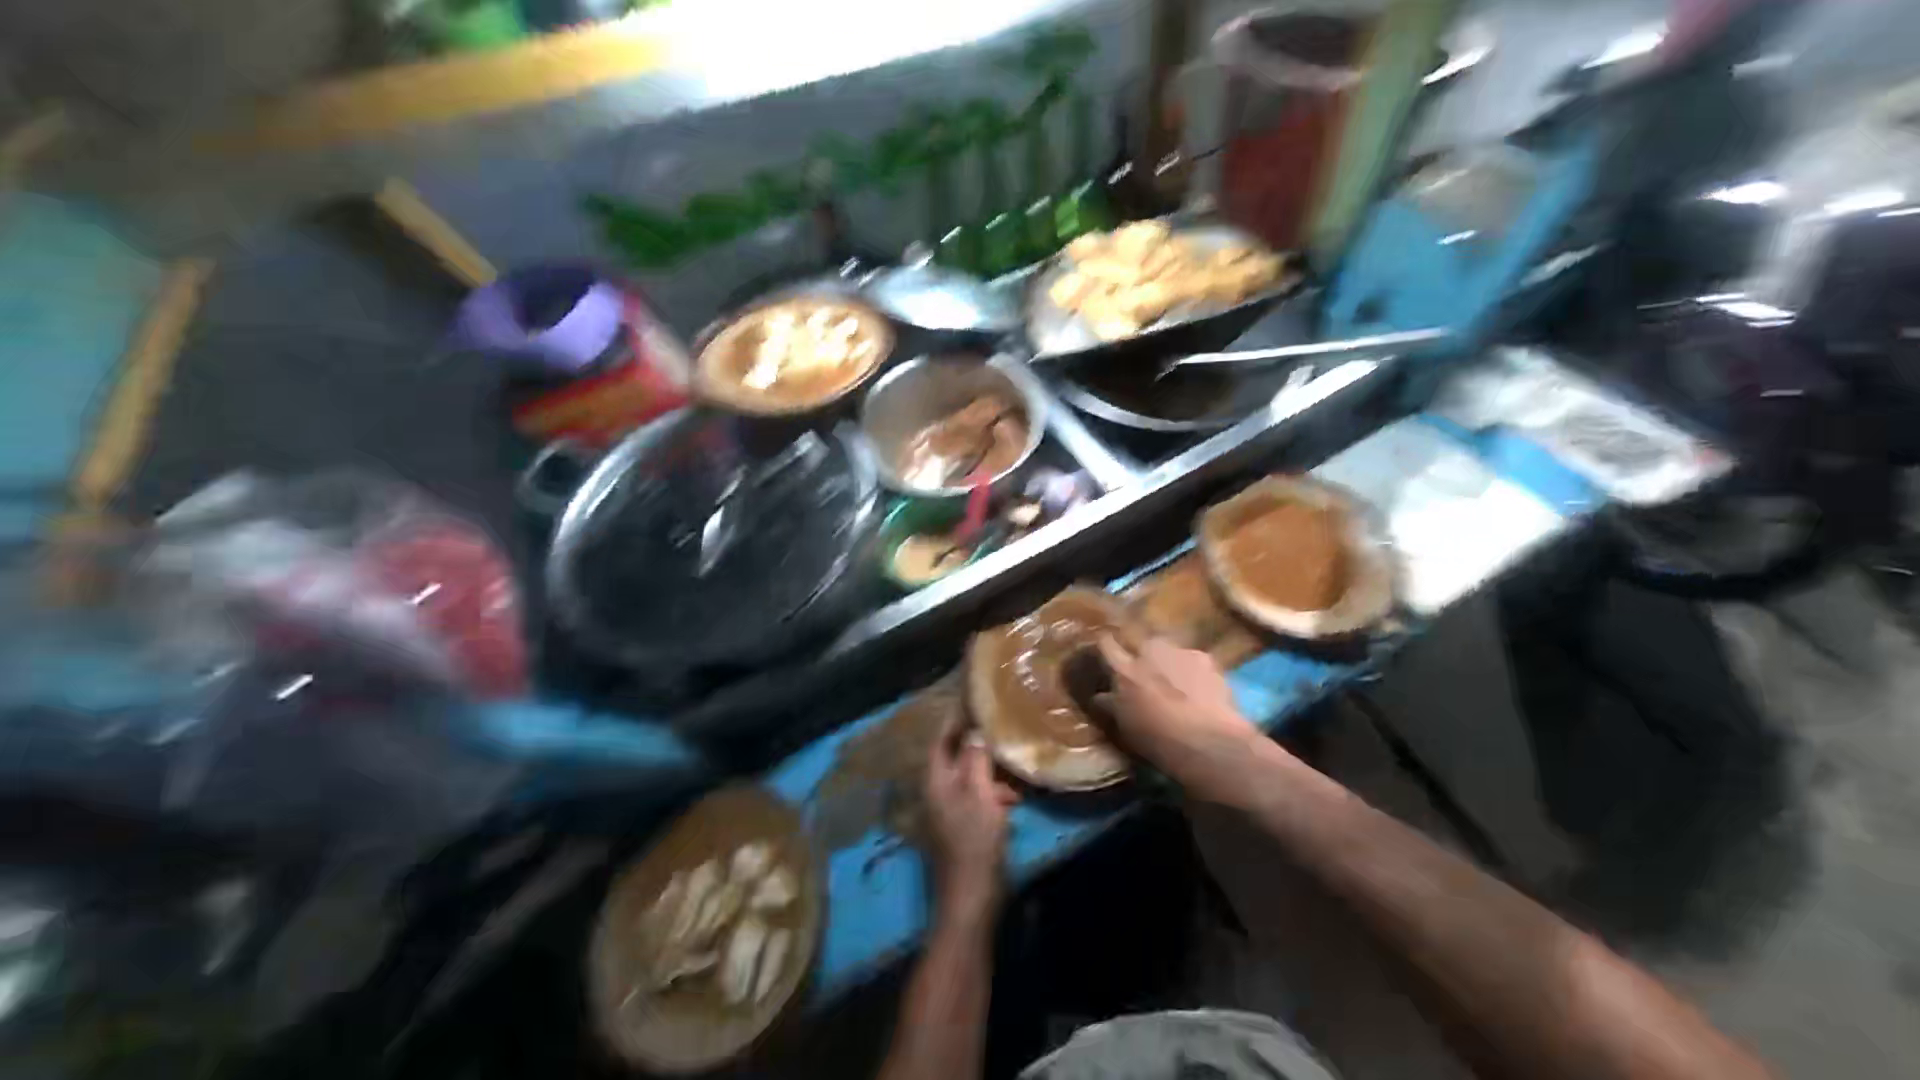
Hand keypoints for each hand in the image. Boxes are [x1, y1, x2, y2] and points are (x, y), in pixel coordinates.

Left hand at [924, 714, 1018, 915]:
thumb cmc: (974, 839)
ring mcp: (949, 809)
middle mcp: (938, 791)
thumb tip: (975, 731)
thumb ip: (976, 759)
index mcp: (935, 780)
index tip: (974, 701)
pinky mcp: (964, 825)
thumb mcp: (980, 793)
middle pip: (955, 756)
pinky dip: (993, 791)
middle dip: (977, 743)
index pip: (941, 739)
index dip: (955, 719)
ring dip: (990, 769)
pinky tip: (1014, 796)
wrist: (972, 894)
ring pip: (970, 776)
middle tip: (1001, 727)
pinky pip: (978, 796)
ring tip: (1014, 764)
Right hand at [1096, 634, 1258, 782]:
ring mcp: (1178, 652)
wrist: (1205, 740)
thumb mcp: (1123, 725)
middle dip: (1144, 657)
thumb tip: (1100, 696)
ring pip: (1170, 652)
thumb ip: (1110, 705)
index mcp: (1122, 670)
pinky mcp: (1205, 658)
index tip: (1108, 655)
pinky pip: (1195, 661)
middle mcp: (1147, 651)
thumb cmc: (1156, 737)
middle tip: (1149, 679)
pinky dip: (1195, 673)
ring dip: (1171, 664)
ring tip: (1180, 688)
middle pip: (1141, 645)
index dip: (1106, 648)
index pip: (1105, 645)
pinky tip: (1202, 692)